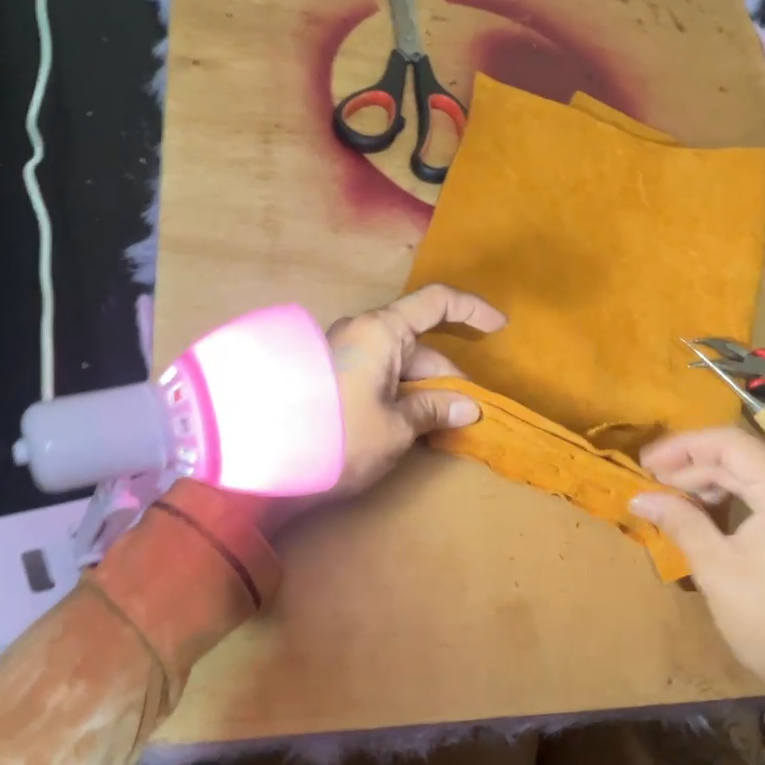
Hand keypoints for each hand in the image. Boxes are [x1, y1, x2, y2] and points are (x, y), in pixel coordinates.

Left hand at [322, 284, 506, 497]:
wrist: (265, 460)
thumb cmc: (339, 437)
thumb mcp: (395, 428)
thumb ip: (433, 411)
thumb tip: (468, 407)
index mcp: (380, 332)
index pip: (436, 303)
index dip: (472, 311)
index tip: (499, 328)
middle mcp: (360, 334)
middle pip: (417, 344)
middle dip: (447, 376)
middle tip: (468, 413)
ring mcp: (341, 354)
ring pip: (396, 364)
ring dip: (421, 391)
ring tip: (439, 427)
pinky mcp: (328, 378)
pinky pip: (375, 376)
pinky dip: (397, 395)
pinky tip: (407, 425)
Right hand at [629, 427, 764, 737]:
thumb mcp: (716, 569)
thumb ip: (679, 521)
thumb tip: (637, 496)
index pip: (729, 443)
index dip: (681, 447)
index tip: (643, 463)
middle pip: (743, 456)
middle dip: (693, 467)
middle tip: (651, 486)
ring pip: (757, 472)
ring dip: (712, 482)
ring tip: (672, 501)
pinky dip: (737, 497)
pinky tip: (707, 513)